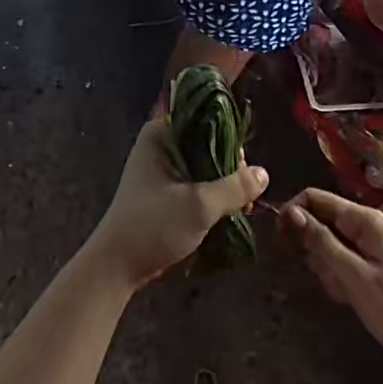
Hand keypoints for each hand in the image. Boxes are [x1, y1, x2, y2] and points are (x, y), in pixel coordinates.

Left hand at [84, 120, 268, 290]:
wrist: (118, 264)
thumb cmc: (154, 226)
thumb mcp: (199, 205)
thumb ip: (235, 187)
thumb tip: (264, 174)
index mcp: (161, 134)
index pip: (206, 120)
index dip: (231, 141)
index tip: (245, 170)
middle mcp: (161, 143)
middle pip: (209, 143)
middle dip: (230, 168)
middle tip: (244, 196)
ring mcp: (162, 167)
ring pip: (205, 165)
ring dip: (224, 185)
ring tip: (241, 208)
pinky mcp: (165, 189)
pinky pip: (197, 182)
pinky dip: (213, 195)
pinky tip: (229, 212)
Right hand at [283, 189, 382, 371]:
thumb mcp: (355, 277)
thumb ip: (320, 242)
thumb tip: (290, 212)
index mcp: (365, 220)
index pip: (314, 198)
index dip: (293, 215)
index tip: (281, 242)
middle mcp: (370, 227)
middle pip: (321, 222)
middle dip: (313, 249)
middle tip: (328, 278)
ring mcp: (376, 249)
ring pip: (332, 247)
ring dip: (328, 269)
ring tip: (345, 294)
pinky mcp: (380, 270)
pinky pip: (347, 264)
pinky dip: (342, 280)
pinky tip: (353, 300)